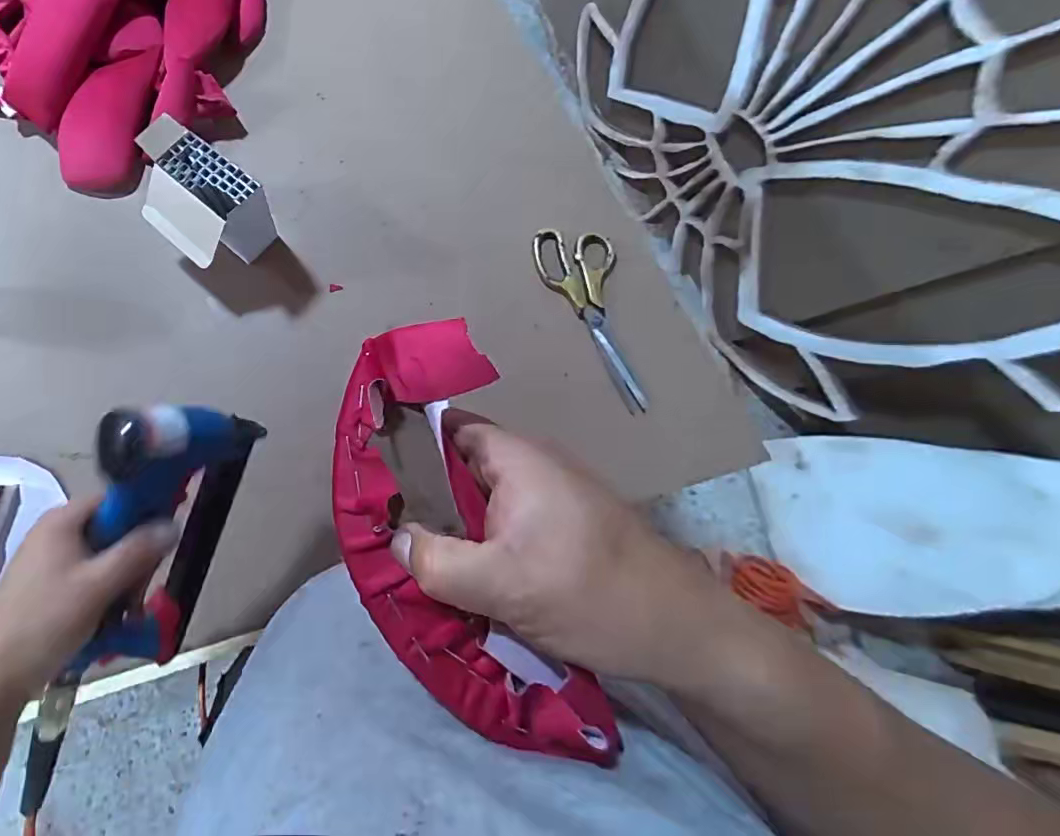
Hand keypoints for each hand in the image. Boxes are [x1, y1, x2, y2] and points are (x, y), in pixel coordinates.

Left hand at [0, 494, 177, 696]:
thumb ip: (138, 552)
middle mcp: (54, 533)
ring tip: (121, 619)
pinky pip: (86, 582)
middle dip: (131, 565)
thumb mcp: (98, 586)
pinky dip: (101, 600)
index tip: (162, 543)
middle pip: (111, 533)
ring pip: (102, 562)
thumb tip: (173, 524)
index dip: (142, 515)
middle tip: (135, 596)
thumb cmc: (46, 622)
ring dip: (119, 588)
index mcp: (62, 520)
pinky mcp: (45, 588)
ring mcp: (47, 562)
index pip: (114, 500)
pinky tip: (104, 627)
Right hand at [391, 413, 738, 687]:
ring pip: (481, 494)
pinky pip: (503, 516)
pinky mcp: (562, 523)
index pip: (447, 426)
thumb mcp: (504, 586)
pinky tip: (464, 565)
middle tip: (386, 518)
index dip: (408, 436)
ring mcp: (551, 493)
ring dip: (452, 517)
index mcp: (516, 457)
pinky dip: (478, 534)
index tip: (373, 464)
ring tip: (415, 544)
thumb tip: (393, 540)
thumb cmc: (594, 595)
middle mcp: (533, 463)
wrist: (687, 634)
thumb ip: (438, 562)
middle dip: (424, 488)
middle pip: (459, 462)